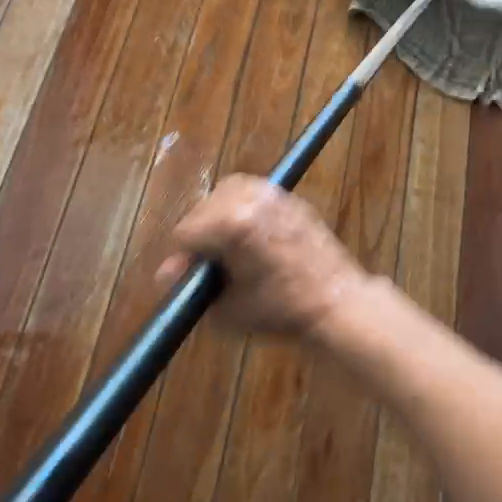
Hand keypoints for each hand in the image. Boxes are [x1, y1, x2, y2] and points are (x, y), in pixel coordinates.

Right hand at [156, 174, 368, 335]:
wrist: (335, 300)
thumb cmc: (279, 309)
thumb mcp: (225, 308)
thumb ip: (192, 286)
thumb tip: (167, 272)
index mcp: (233, 224)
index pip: (186, 232)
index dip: (183, 257)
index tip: (190, 276)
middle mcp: (251, 199)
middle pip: (204, 207)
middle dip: (200, 234)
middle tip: (208, 263)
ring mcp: (274, 194)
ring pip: (228, 192)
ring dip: (219, 216)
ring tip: (225, 246)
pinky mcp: (290, 198)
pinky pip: (254, 192)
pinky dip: (243, 208)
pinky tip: (249, 235)